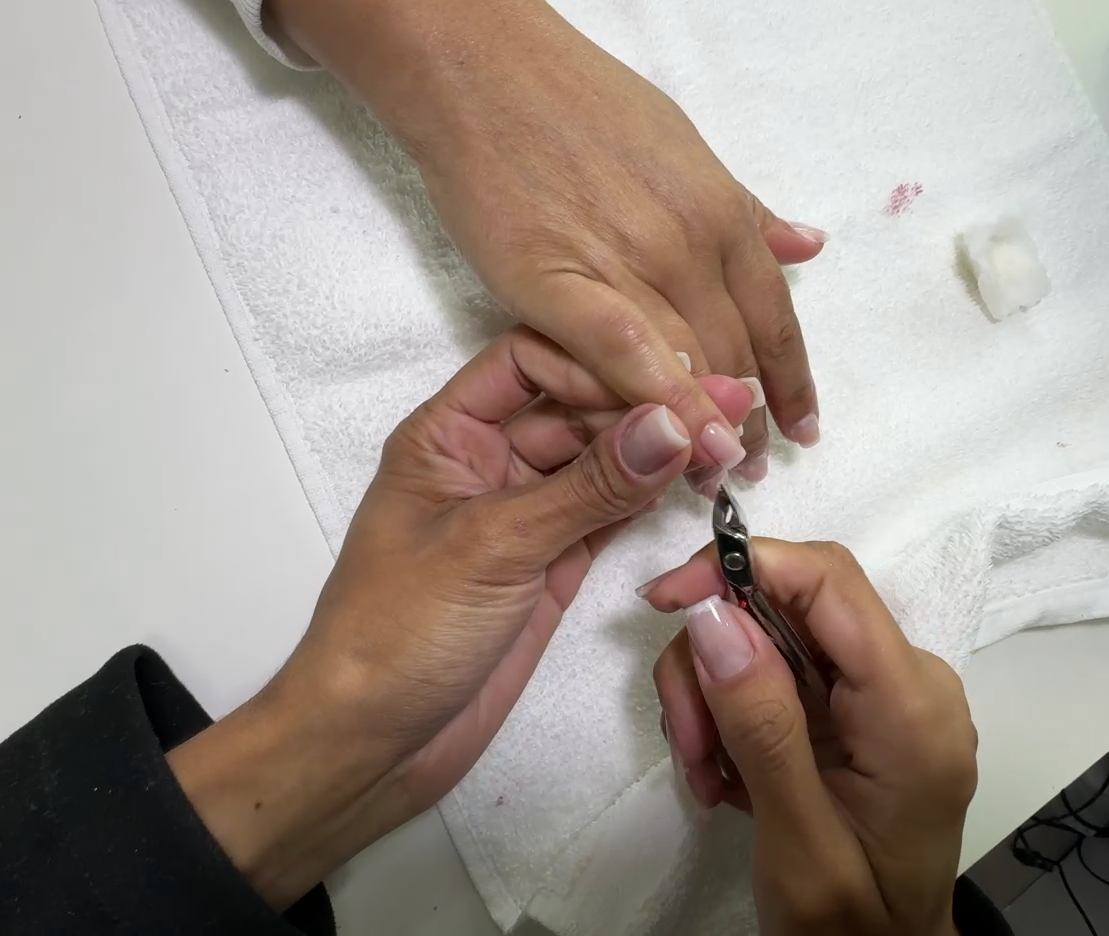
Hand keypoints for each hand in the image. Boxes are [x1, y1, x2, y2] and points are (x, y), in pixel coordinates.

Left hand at [168, 327, 756, 906]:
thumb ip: (589, 485)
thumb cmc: (402, 633)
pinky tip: (699, 479)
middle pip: (578, 405)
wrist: (376, 747)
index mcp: (451, 431)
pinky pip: (613, 506)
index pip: (534, 361)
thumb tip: (676, 423)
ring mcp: (528, 506)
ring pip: (604, 456)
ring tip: (731, 437)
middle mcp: (492, 455)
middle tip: (729, 404)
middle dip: (648, 404)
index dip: (600, 361)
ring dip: (662, 448)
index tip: (672, 380)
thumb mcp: (493, 547)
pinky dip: (653, 494)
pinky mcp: (556, 553)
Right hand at [266, 0, 825, 486]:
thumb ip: (746, 209)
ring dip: (707, 428)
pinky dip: (658, 404)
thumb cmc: (582, 102)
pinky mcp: (558, 281)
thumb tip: (807, 247)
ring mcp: (629, 262)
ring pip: (689, 364)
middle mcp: (689, 243)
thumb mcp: (685, 145)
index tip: (803, 428)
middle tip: (751, 467)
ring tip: (713, 474)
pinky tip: (676, 447)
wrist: (484, 71)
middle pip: (736, 353)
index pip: (775, 316)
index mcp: (721, 212)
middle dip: (750, 418)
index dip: (794, 380)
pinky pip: (623, 354)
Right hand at [642, 541, 977, 935]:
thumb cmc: (854, 928)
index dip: (743, 563)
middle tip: (686, 736)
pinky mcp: (849, 696)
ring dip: (712, 691)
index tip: (666, 599)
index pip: (829, 581)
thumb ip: (763, 728)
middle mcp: (906, 676)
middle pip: (787, 603)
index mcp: (913, 707)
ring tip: (704, 772)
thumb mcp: (800, 848)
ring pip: (766, 630)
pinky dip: (728, 703)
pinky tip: (724, 768)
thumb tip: (713, 615)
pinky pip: (771, 662)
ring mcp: (878, 684)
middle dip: (714, 656)